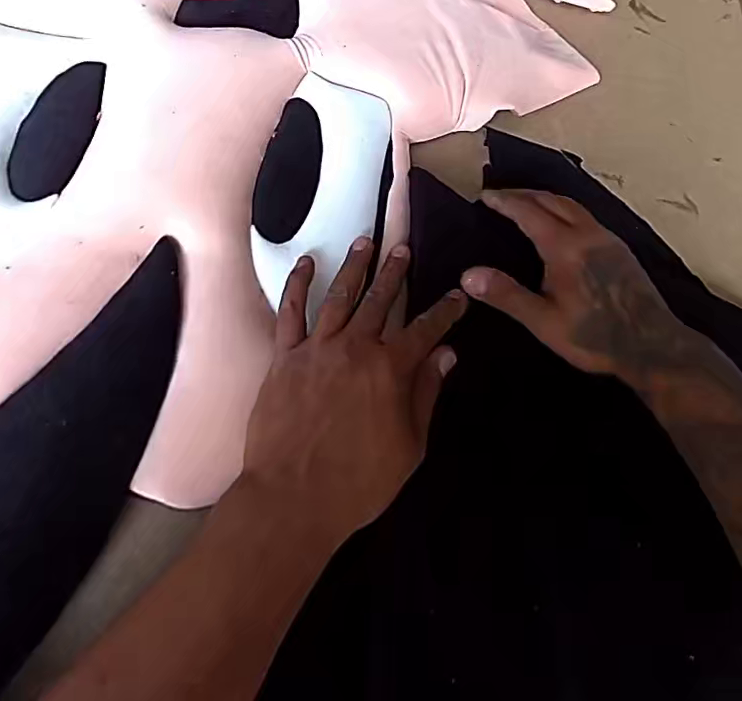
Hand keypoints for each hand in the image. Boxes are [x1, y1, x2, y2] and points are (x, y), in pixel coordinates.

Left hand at [239, 237, 465, 544]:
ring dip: (355, 267)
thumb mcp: (409, 447)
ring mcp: (316, 348)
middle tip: (403, 249)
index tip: (457, 296)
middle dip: (395, 273)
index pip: (425, 330)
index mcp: (389, 369)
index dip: (445, 311)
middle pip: (381, 301)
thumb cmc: (358, 482)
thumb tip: (446, 355)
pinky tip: (307, 264)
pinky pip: (290, 312)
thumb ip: (426, 395)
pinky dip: (298, 284)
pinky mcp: (284, 356)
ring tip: (365, 242)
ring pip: (340, 296)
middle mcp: (355, 347)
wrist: (292, 499)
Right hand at [459, 191, 699, 385]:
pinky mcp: (620, 248)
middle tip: (500, 197)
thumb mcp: (543, 322)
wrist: (653, 347)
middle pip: (551, 200)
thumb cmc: (594, 337)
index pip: (528, 211)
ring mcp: (607, 239)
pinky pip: (585, 215)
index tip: (484, 197)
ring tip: (526, 203)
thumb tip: (468, 275)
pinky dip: (564, 209)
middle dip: (523, 194)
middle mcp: (587, 234)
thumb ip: (506, 295)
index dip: (504, 201)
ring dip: (545, 198)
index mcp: (564, 247)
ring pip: (571, 205)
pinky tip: (561, 224)